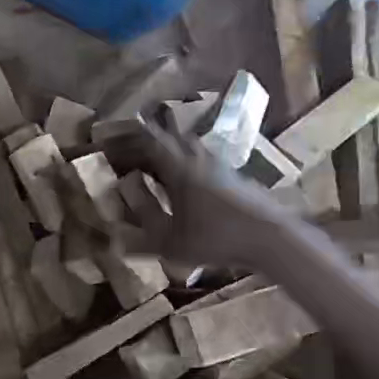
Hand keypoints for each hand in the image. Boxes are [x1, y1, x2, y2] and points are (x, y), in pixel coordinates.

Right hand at [104, 122, 291, 269]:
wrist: (270, 237)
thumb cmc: (216, 238)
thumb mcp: (171, 240)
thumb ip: (143, 227)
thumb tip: (118, 218)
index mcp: (178, 166)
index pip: (145, 139)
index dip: (124, 139)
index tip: (107, 144)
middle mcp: (196, 156)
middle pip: (165, 138)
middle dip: (143, 143)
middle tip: (127, 155)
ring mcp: (218, 163)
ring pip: (185, 146)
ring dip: (165, 151)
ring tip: (152, 168)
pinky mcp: (232, 174)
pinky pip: (199, 158)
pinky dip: (183, 163)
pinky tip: (183, 184)